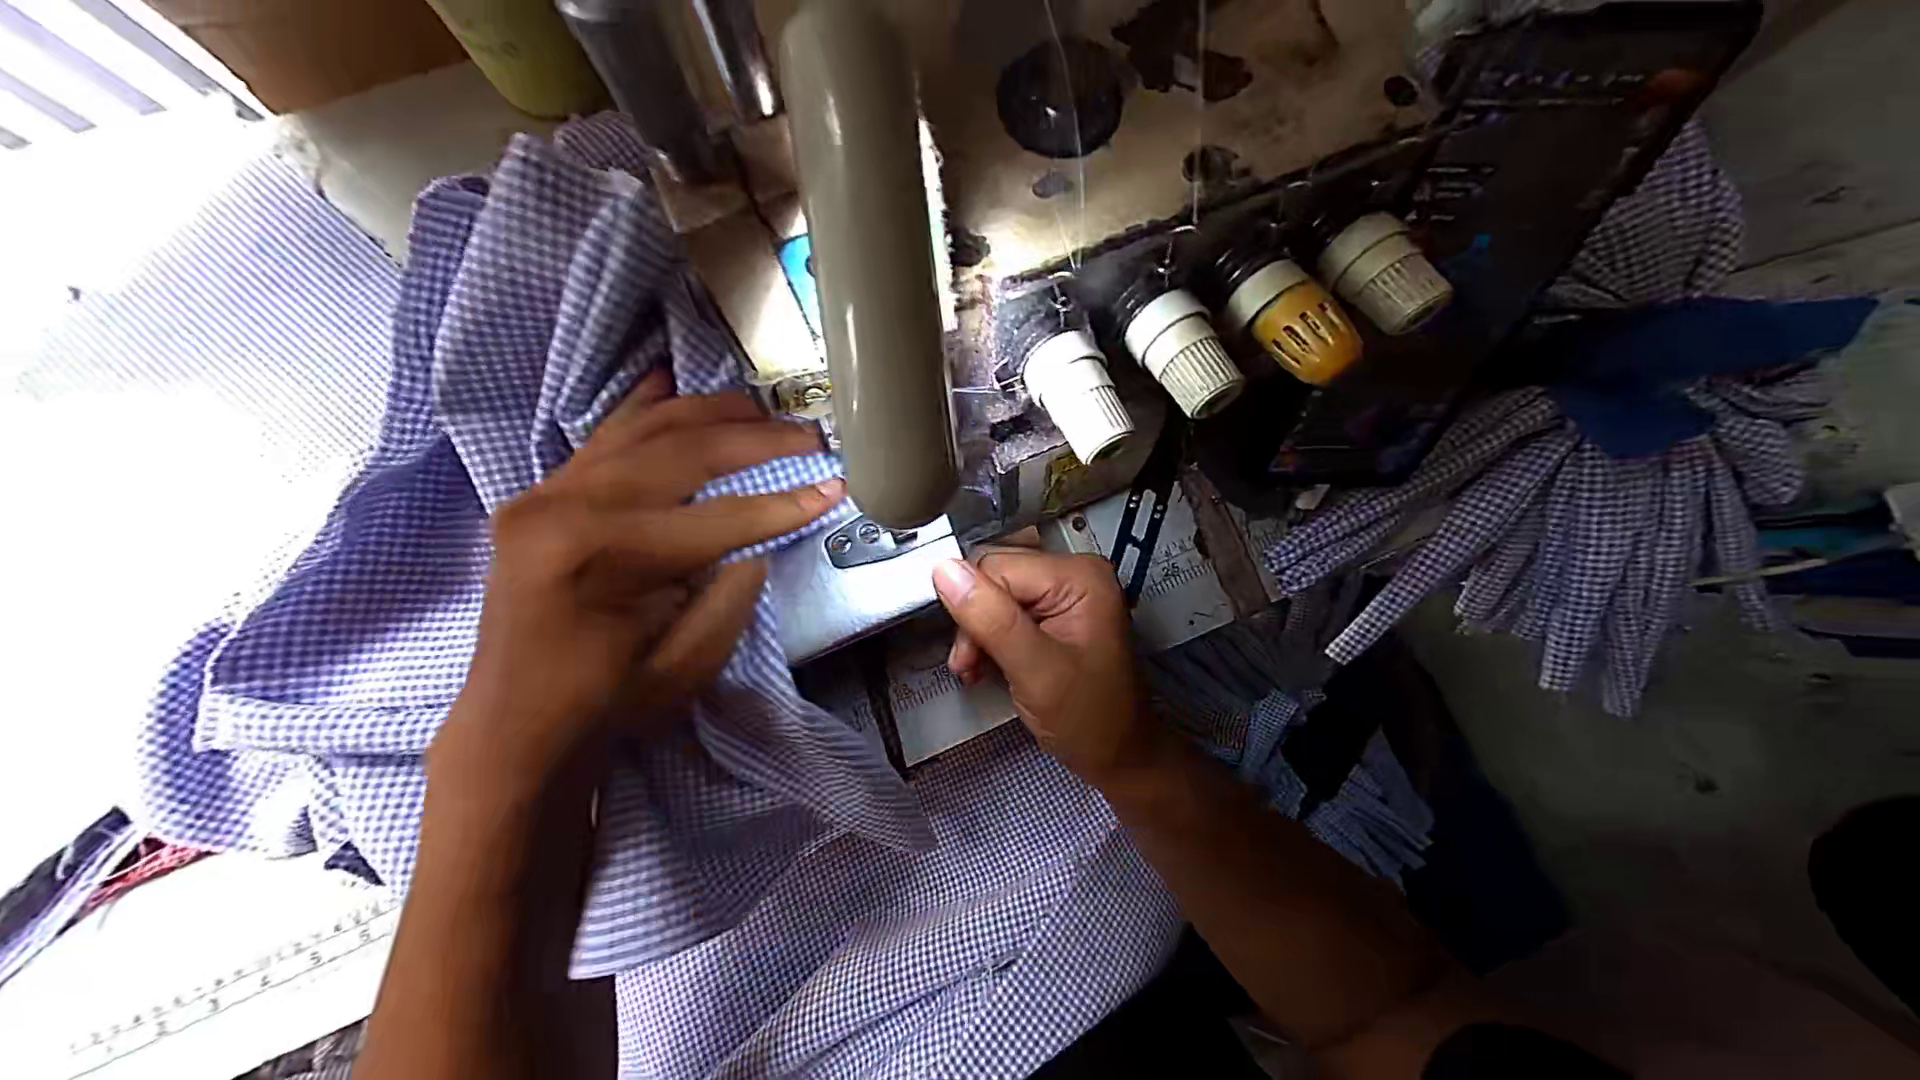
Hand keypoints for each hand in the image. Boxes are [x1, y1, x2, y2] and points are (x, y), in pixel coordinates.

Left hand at [436, 370, 845, 790]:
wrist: (516, 724)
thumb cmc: (607, 702)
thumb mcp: (688, 663)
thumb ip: (732, 593)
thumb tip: (757, 540)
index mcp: (605, 558)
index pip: (719, 518)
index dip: (784, 504)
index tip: (836, 486)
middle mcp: (568, 508)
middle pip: (683, 453)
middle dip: (756, 440)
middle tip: (809, 435)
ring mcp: (547, 494)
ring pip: (644, 430)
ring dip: (710, 413)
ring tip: (761, 410)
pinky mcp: (542, 495)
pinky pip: (601, 437)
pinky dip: (642, 408)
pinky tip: (668, 379)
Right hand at [932, 550, 1166, 786]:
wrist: (1119, 755)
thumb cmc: (1092, 721)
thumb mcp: (1036, 671)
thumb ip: (992, 619)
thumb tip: (946, 572)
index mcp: (1079, 576)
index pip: (996, 567)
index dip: (972, 608)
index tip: (969, 654)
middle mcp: (1073, 574)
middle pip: (993, 577)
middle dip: (974, 622)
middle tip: (973, 664)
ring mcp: (1065, 593)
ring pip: (993, 594)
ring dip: (978, 633)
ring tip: (980, 668)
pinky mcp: (1055, 611)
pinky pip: (1005, 609)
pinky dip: (990, 637)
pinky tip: (990, 662)